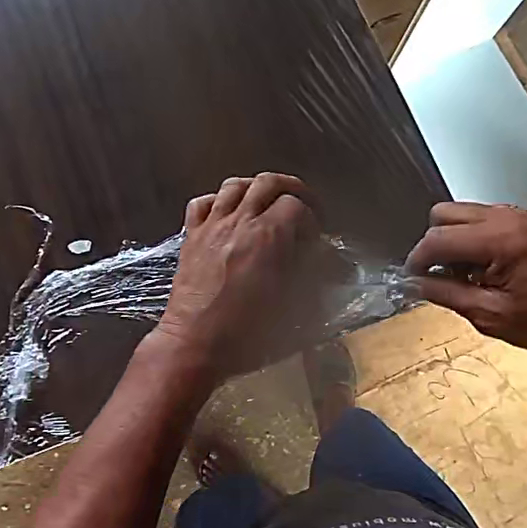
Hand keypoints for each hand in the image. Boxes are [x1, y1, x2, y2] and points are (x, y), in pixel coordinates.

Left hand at [153, 173, 324, 377]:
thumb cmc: (247, 335)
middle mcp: (238, 223)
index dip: (313, 218)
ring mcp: (211, 228)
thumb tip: (336, 265)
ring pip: (233, 186)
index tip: (316, 240)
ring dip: (255, 189)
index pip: (298, 204)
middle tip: (302, 208)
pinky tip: (227, 215)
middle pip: (267, 182)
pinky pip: (201, 204)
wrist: (194, 345)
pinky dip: (217, 201)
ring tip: (266, 206)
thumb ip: (317, 278)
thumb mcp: (295, 309)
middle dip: (291, 189)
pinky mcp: (190, 239)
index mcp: (268, 236)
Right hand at [406, 202, 526, 361]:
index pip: (437, 239)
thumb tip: (413, 284)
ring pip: (464, 213)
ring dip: (454, 239)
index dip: (417, 260)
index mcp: (503, 241)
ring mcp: (525, 217)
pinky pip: (487, 218)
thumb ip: (444, 294)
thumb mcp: (489, 315)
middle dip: (433, 244)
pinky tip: (483, 266)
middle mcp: (513, 220)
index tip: (412, 279)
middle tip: (438, 275)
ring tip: (463, 272)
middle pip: (445, 214)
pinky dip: (474, 237)